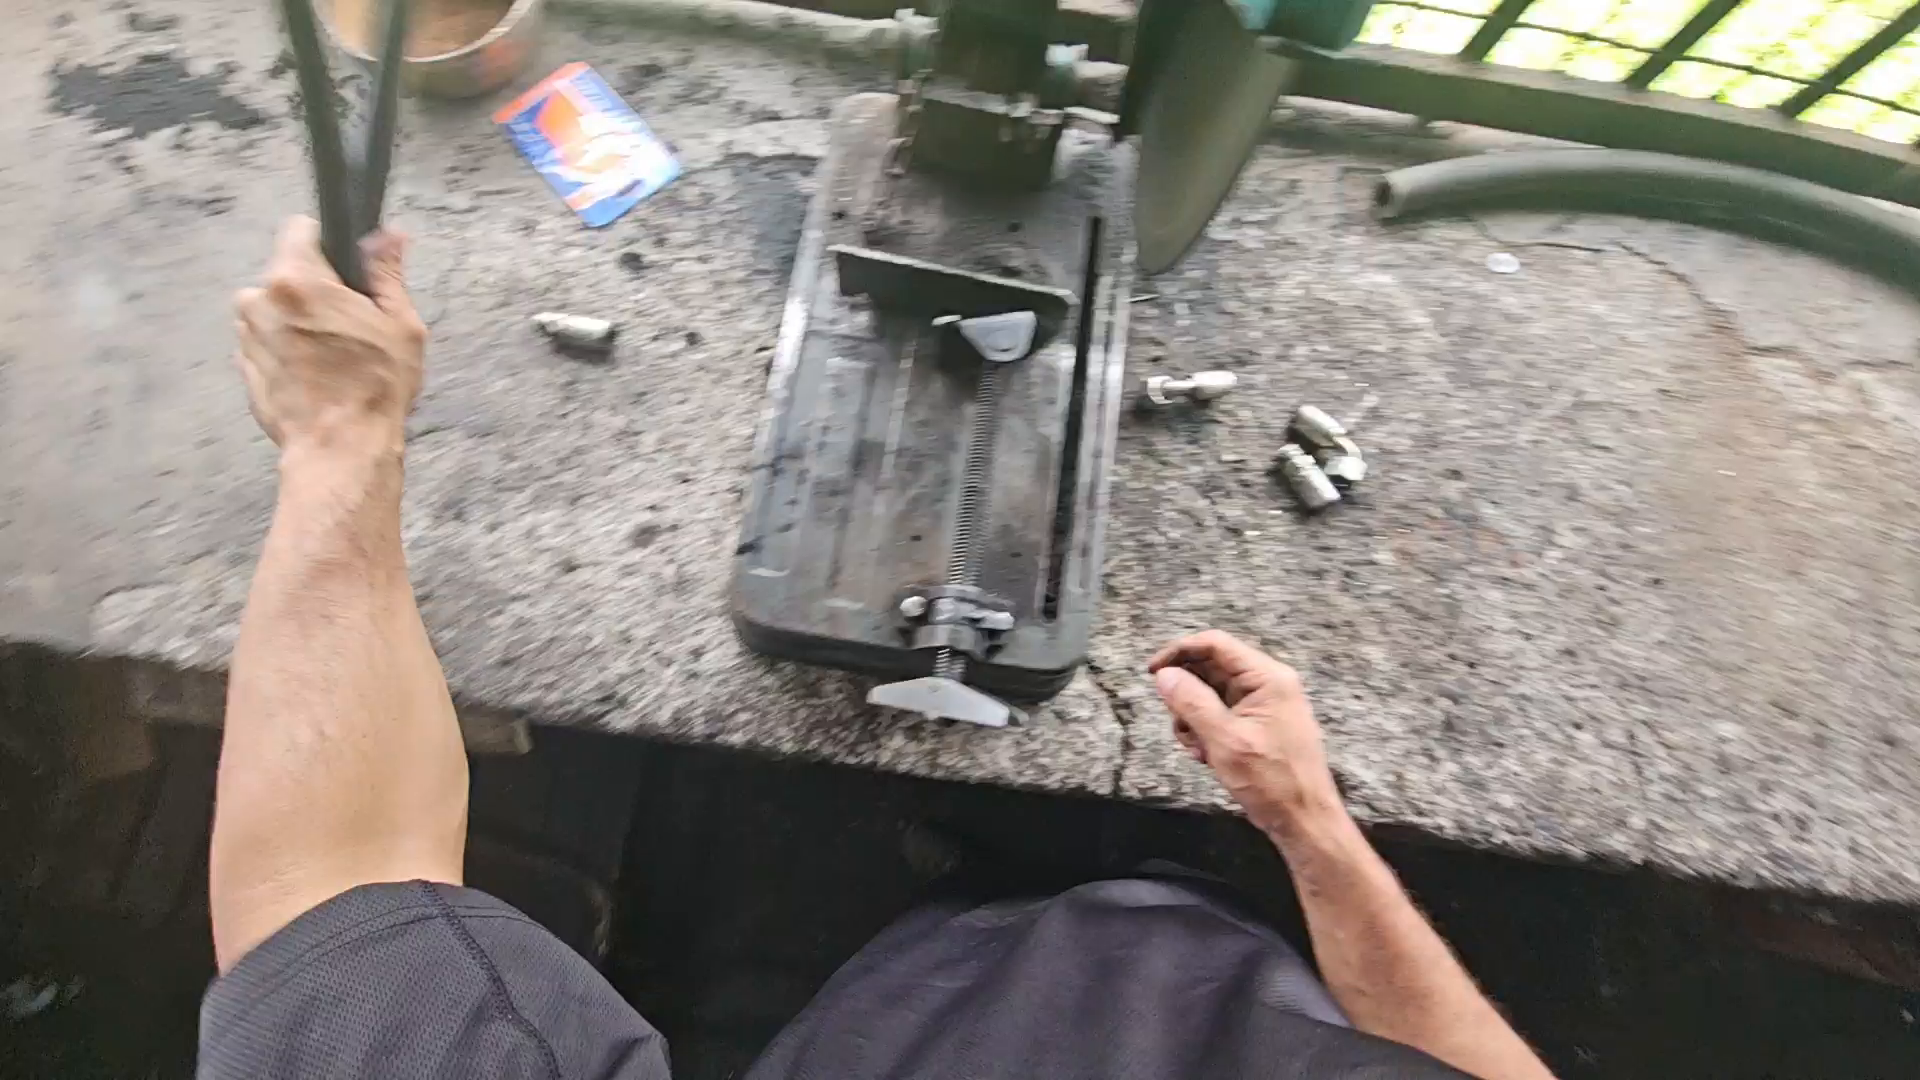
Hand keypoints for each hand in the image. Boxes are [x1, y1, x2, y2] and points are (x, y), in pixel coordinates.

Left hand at [234, 216, 425, 455]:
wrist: (340, 443)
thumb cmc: (378, 384)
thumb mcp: (401, 326)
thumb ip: (388, 275)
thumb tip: (390, 234)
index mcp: (297, 279)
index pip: (302, 230)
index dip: (334, 246)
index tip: (356, 276)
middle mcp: (258, 296)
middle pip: (291, 274)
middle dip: (321, 292)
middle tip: (359, 328)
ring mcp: (244, 330)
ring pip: (279, 309)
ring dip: (305, 321)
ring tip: (340, 358)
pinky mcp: (241, 360)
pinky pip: (270, 339)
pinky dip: (292, 348)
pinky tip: (322, 376)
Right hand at [1148, 630, 1345, 841]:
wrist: (1305, 823)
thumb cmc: (1271, 781)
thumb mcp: (1224, 740)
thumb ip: (1191, 702)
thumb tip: (1164, 675)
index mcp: (1267, 677)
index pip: (1214, 644)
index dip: (1179, 651)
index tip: (1152, 673)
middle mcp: (1267, 683)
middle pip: (1210, 667)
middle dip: (1186, 693)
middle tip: (1178, 722)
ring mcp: (1262, 703)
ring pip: (1210, 691)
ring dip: (1193, 715)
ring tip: (1195, 746)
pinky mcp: (1257, 722)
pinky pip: (1219, 711)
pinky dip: (1205, 728)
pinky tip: (1205, 753)